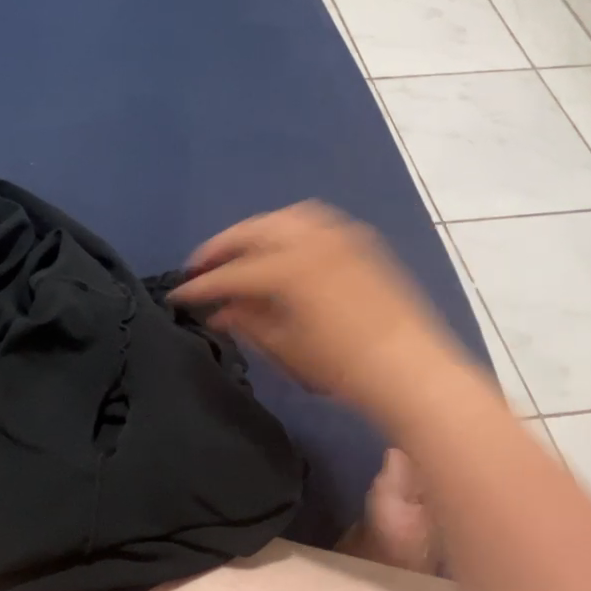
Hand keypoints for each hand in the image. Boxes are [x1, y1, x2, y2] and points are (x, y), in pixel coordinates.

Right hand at [172, 202, 465, 417]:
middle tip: (200, 266)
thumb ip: (248, 322)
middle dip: (221, 247)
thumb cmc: (343, 368)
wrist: (412, 370)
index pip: (231, 274)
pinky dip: (286, 228)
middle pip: (252, 232)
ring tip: (237, 253)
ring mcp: (338, 236)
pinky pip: (313, 222)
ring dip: (253, 233)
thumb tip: (220, 311)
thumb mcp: (286, 349)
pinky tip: (281, 248)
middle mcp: (310, 241)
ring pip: (282, 219)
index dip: (201, 286)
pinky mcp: (358, 242)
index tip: (179, 296)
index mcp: (288, 270)